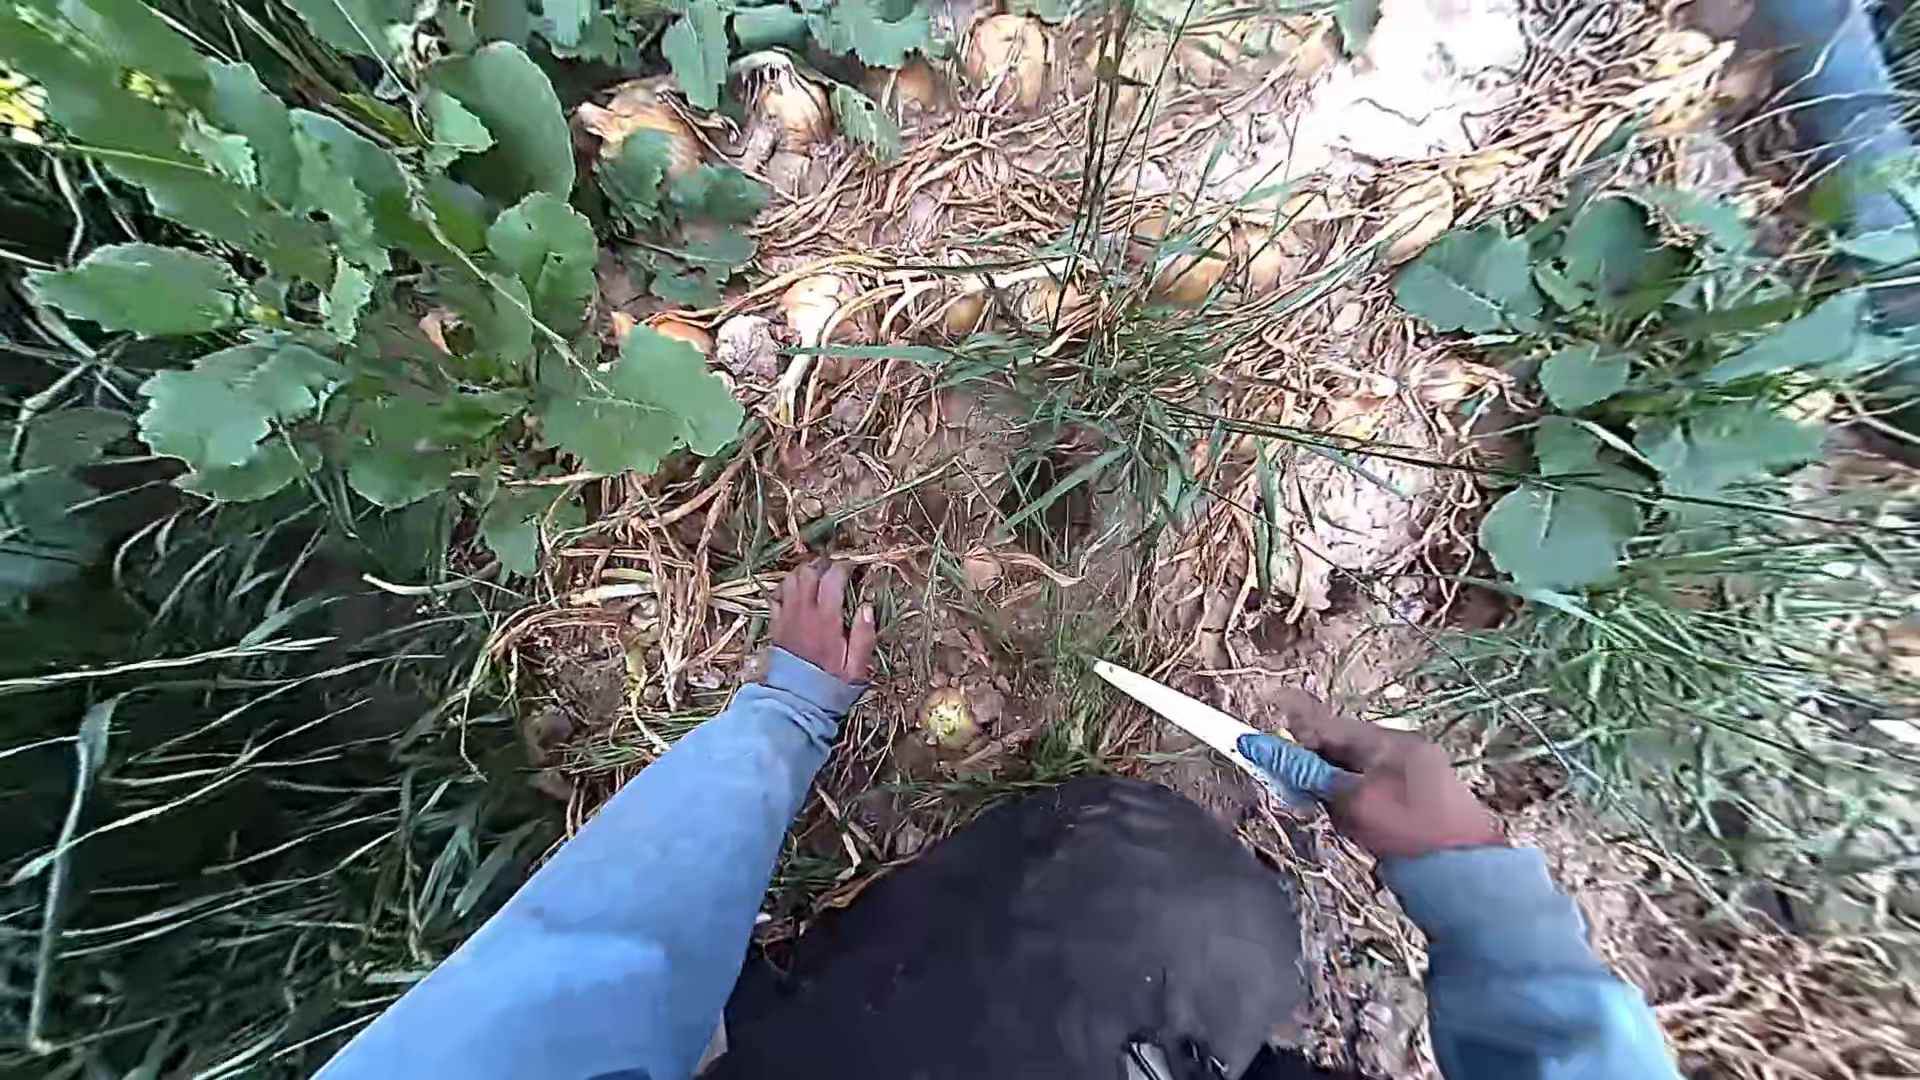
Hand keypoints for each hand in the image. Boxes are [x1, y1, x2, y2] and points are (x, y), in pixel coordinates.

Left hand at [770, 560, 876, 683]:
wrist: (797, 701)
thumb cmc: (832, 683)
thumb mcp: (857, 665)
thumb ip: (864, 635)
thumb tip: (867, 606)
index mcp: (826, 618)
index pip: (832, 578)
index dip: (844, 566)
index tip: (854, 567)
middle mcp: (803, 611)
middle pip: (809, 572)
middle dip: (824, 565)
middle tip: (836, 570)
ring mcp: (786, 616)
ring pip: (791, 579)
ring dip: (805, 573)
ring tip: (818, 577)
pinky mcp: (776, 624)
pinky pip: (777, 595)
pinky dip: (787, 587)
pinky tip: (798, 592)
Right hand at [1264, 689, 1503, 858]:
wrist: (1473, 891)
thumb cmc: (1406, 833)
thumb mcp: (1348, 799)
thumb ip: (1301, 771)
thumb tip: (1256, 745)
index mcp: (1391, 741)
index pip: (1327, 724)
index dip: (1289, 729)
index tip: (1257, 737)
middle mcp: (1403, 751)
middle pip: (1337, 747)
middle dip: (1310, 766)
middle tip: (1293, 790)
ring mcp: (1414, 777)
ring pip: (1349, 770)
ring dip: (1328, 787)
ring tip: (1330, 814)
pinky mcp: (1417, 803)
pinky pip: (1367, 789)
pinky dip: (1349, 801)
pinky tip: (1351, 823)